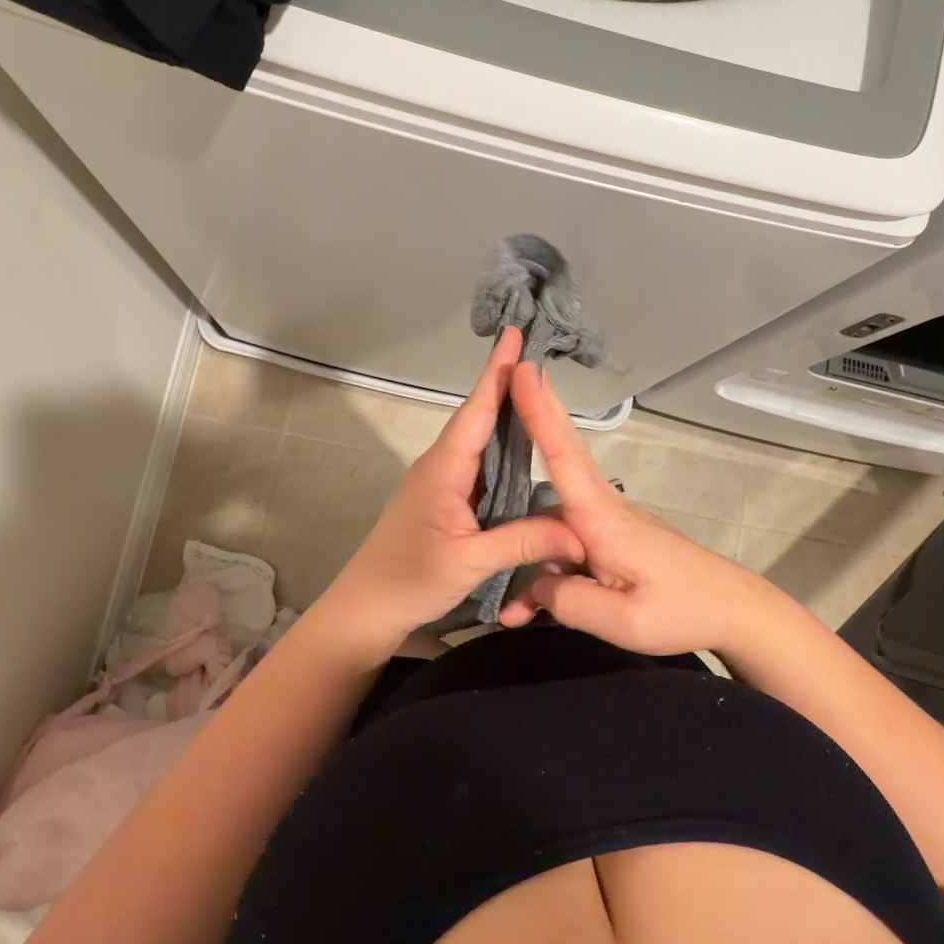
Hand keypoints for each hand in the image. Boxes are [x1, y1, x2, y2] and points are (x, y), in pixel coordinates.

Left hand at [314, 328, 586, 652]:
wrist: (366, 609)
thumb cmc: (409, 580)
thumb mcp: (469, 562)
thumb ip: (522, 542)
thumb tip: (578, 532)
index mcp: (443, 470)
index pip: (476, 412)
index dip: (497, 373)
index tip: (515, 335)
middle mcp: (440, 467)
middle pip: (478, 418)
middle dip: (506, 385)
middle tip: (540, 356)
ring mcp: (440, 484)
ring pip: (479, 442)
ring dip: (505, 416)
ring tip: (539, 392)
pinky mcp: (443, 502)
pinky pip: (479, 466)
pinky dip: (502, 451)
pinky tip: (523, 451)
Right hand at [498, 364, 793, 656]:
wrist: (733, 610)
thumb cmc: (682, 611)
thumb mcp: (620, 621)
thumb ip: (566, 598)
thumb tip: (532, 581)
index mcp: (602, 521)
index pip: (563, 456)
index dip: (540, 413)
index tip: (523, 370)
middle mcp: (603, 510)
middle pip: (563, 454)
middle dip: (538, 411)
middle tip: (512, 367)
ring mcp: (609, 523)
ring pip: (557, 503)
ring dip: (530, 494)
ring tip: (501, 481)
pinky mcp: (613, 539)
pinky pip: (568, 535)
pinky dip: (545, 555)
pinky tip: (526, 603)